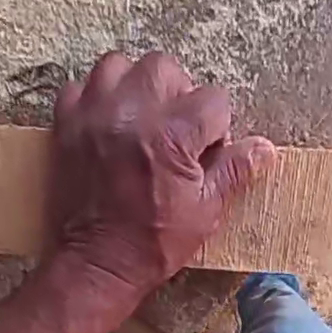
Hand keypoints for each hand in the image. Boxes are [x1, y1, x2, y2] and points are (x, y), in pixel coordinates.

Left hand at [51, 52, 274, 293]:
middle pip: (165, 69)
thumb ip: (233, 172)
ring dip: (135, 87)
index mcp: (173, 136)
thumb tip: (264, 148)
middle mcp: (132, 114)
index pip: (213, 101)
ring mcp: (94, 117)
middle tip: (172, 134)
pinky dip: (95, 100)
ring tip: (139, 121)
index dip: (214, 130)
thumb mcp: (204, 213)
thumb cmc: (151, 245)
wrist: (97, 266)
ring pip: (120, 66)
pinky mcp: (67, 127)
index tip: (202, 156)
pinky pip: (80, 88)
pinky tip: (106, 126)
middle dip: (176, 97)